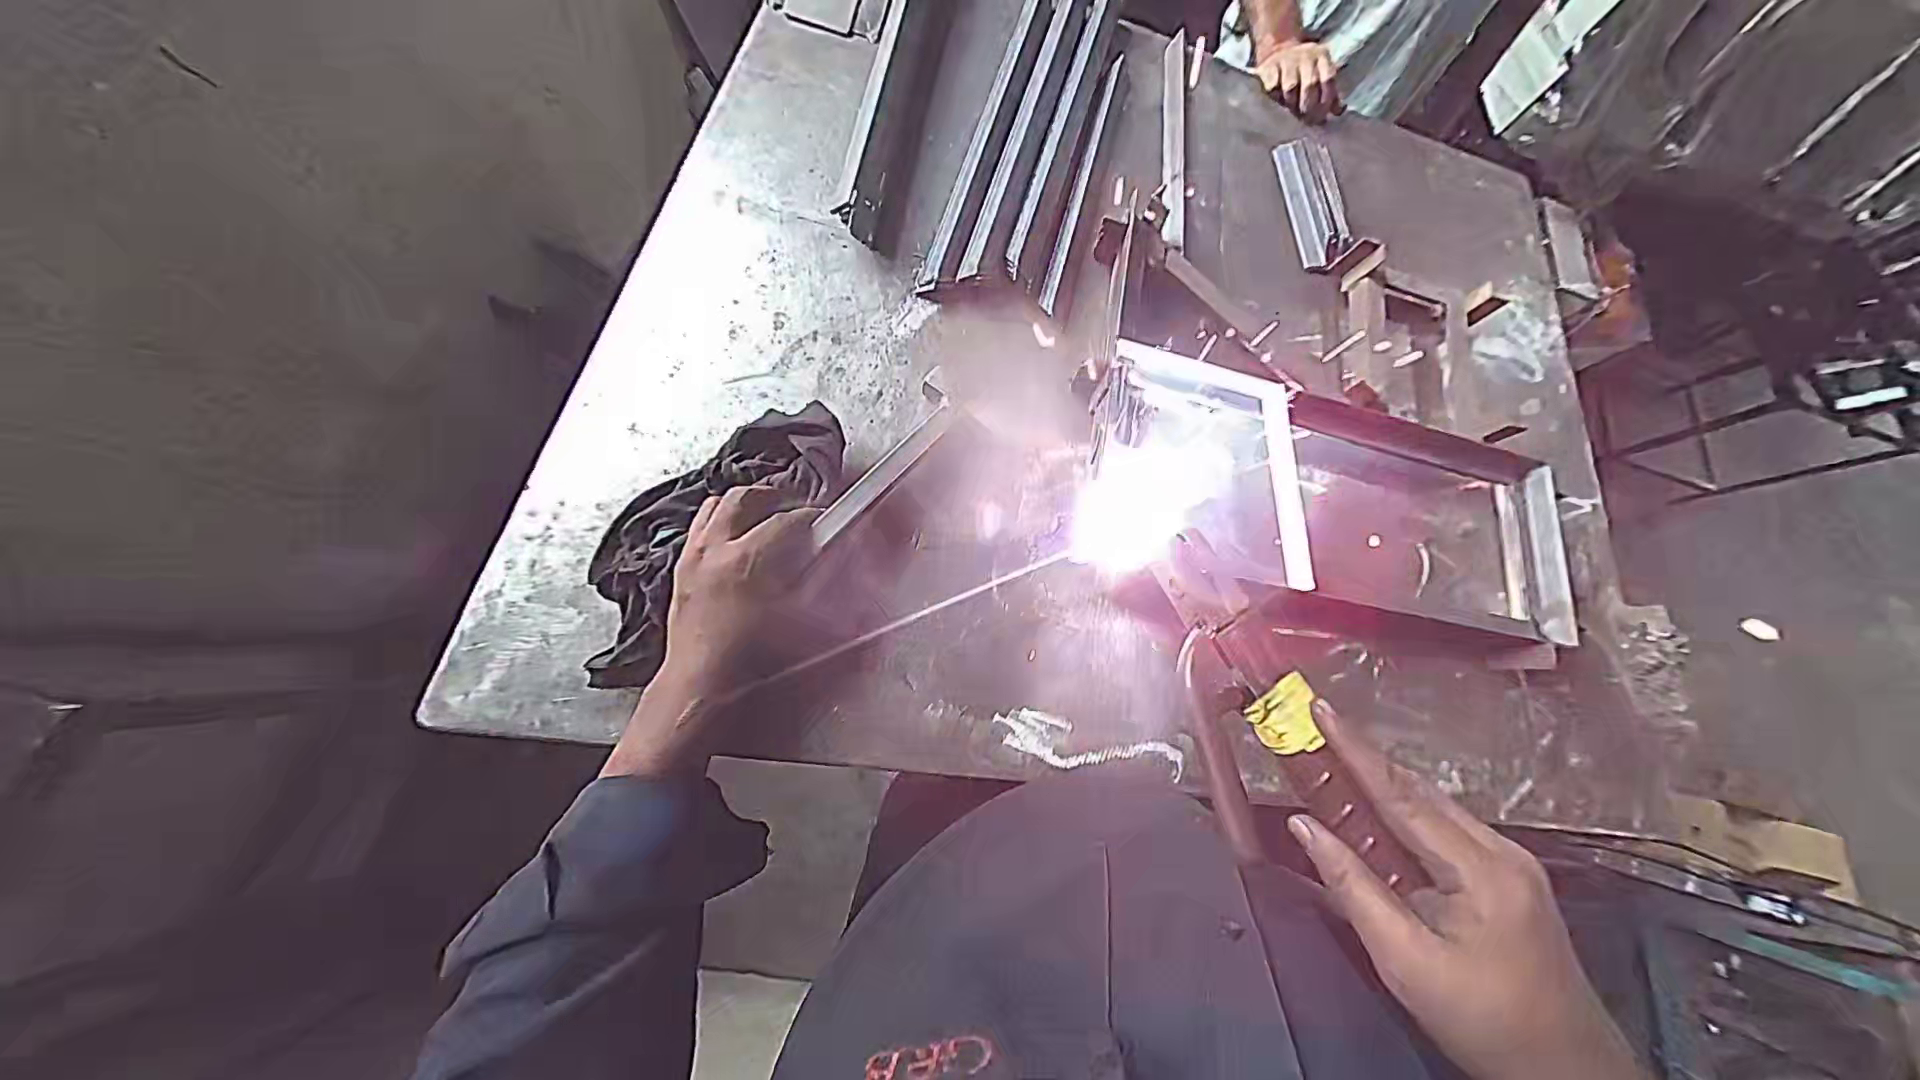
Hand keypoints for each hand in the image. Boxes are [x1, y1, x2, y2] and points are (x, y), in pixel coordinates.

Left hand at [601, 486, 821, 776]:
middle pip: (748, 498)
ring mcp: (693, 561)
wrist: (700, 701)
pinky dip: (722, 524)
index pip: (795, 519)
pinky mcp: (681, 575)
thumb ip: (845, 604)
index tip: (836, 524)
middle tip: (804, 514)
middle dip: (781, 499)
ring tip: (771, 519)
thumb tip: (867, 579)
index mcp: (750, 564)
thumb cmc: (754, 678)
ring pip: (718, 506)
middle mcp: (715, 554)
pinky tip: (739, 542)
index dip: (822, 518)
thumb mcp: (813, 637)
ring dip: (749, 507)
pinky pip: (700, 528)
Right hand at [1255, 40, 1342, 122]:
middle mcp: (1307, 56)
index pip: (1328, 79)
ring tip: (1289, 113)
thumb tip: (1338, 112)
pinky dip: (1274, 98)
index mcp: (1322, 56)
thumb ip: (1329, 92)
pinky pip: (1273, 87)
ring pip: (1290, 87)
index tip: (1320, 118)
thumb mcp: (1320, 74)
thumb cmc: (1302, 70)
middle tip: (1304, 119)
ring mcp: (1288, 61)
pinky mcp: (1270, 67)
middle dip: (1307, 106)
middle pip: (1310, 84)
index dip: (1325, 101)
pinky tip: (1275, 104)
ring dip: (1290, 104)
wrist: (1280, 53)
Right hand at [1287, 701, 1643, 1079]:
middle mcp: (1501, 852)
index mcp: (1483, 872)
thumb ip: (1352, 886)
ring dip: (1378, 776)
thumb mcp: (1405, 960)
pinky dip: (1398, 803)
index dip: (1354, 749)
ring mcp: (1509, 862)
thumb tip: (1303, 826)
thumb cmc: (1483, 1021)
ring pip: (1430, 803)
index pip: (1401, 795)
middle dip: (1361, 754)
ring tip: (1332, 752)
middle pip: (1417, 789)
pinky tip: (1371, 801)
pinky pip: (1440, 824)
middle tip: (1315, 723)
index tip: (1319, 709)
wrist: (1570, 1072)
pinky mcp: (1505, 874)